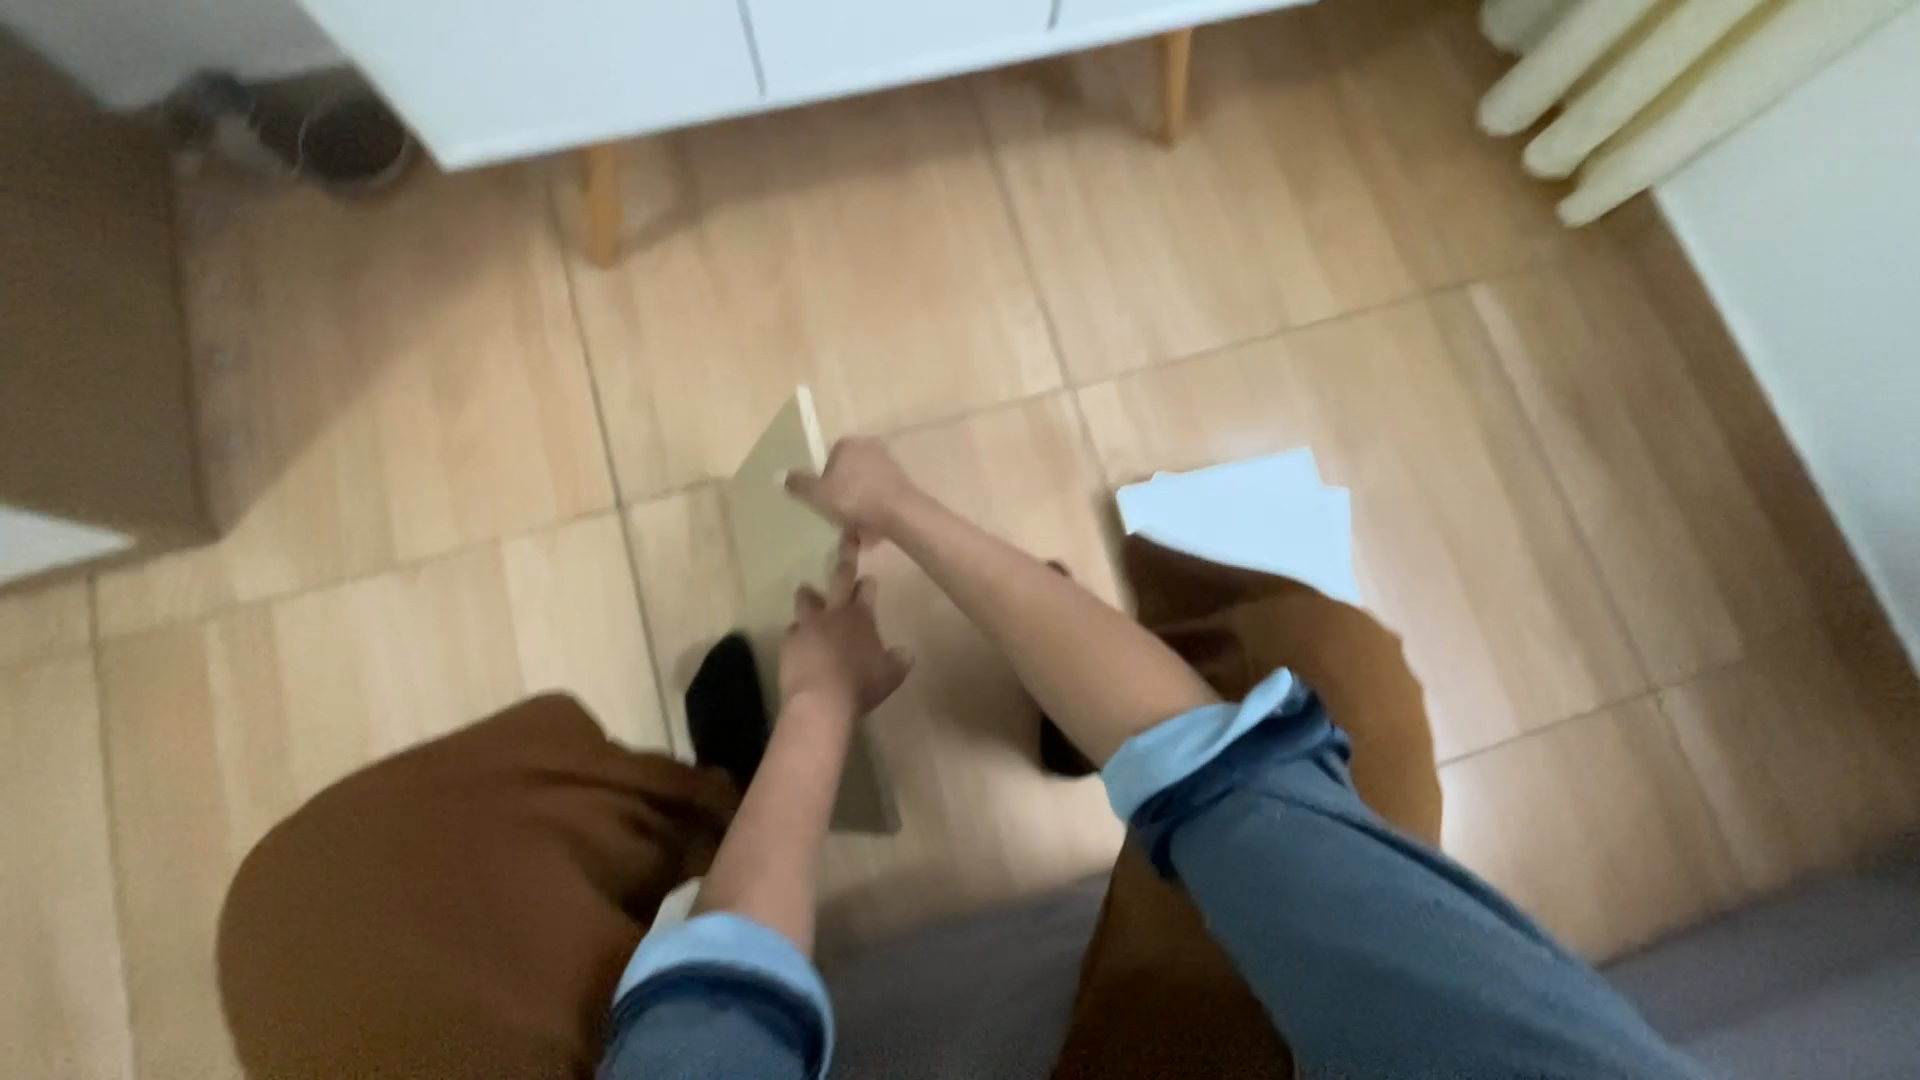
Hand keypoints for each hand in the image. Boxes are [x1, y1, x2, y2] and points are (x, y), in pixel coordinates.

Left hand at [779, 532, 912, 724]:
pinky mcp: (790, 641)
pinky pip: (793, 629)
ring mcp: (809, 625)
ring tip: (808, 592)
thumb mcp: (890, 677)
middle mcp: (835, 613)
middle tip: (845, 538)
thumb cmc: (861, 687)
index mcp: (862, 618)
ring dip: (809, 594)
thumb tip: (905, 652)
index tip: (868, 578)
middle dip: (845, 557)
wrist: (821, 701)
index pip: (867, 591)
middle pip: (839, 578)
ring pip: (807, 598)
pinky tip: (800, 640)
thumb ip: (898, 661)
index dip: (868, 583)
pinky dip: (798, 631)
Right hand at [784, 437, 923, 538]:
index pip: (828, 461)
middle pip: (847, 477)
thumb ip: (799, 485)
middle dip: (842, 499)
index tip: (823, 504)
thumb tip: (782, 475)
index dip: (823, 485)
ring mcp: (889, 465)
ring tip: (855, 533)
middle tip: (838, 520)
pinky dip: (874, 514)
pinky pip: (880, 499)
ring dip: (858, 510)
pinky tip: (872, 534)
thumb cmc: (853, 499)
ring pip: (864, 490)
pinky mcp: (902, 482)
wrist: (899, 512)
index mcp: (848, 444)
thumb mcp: (818, 495)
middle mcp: (870, 448)